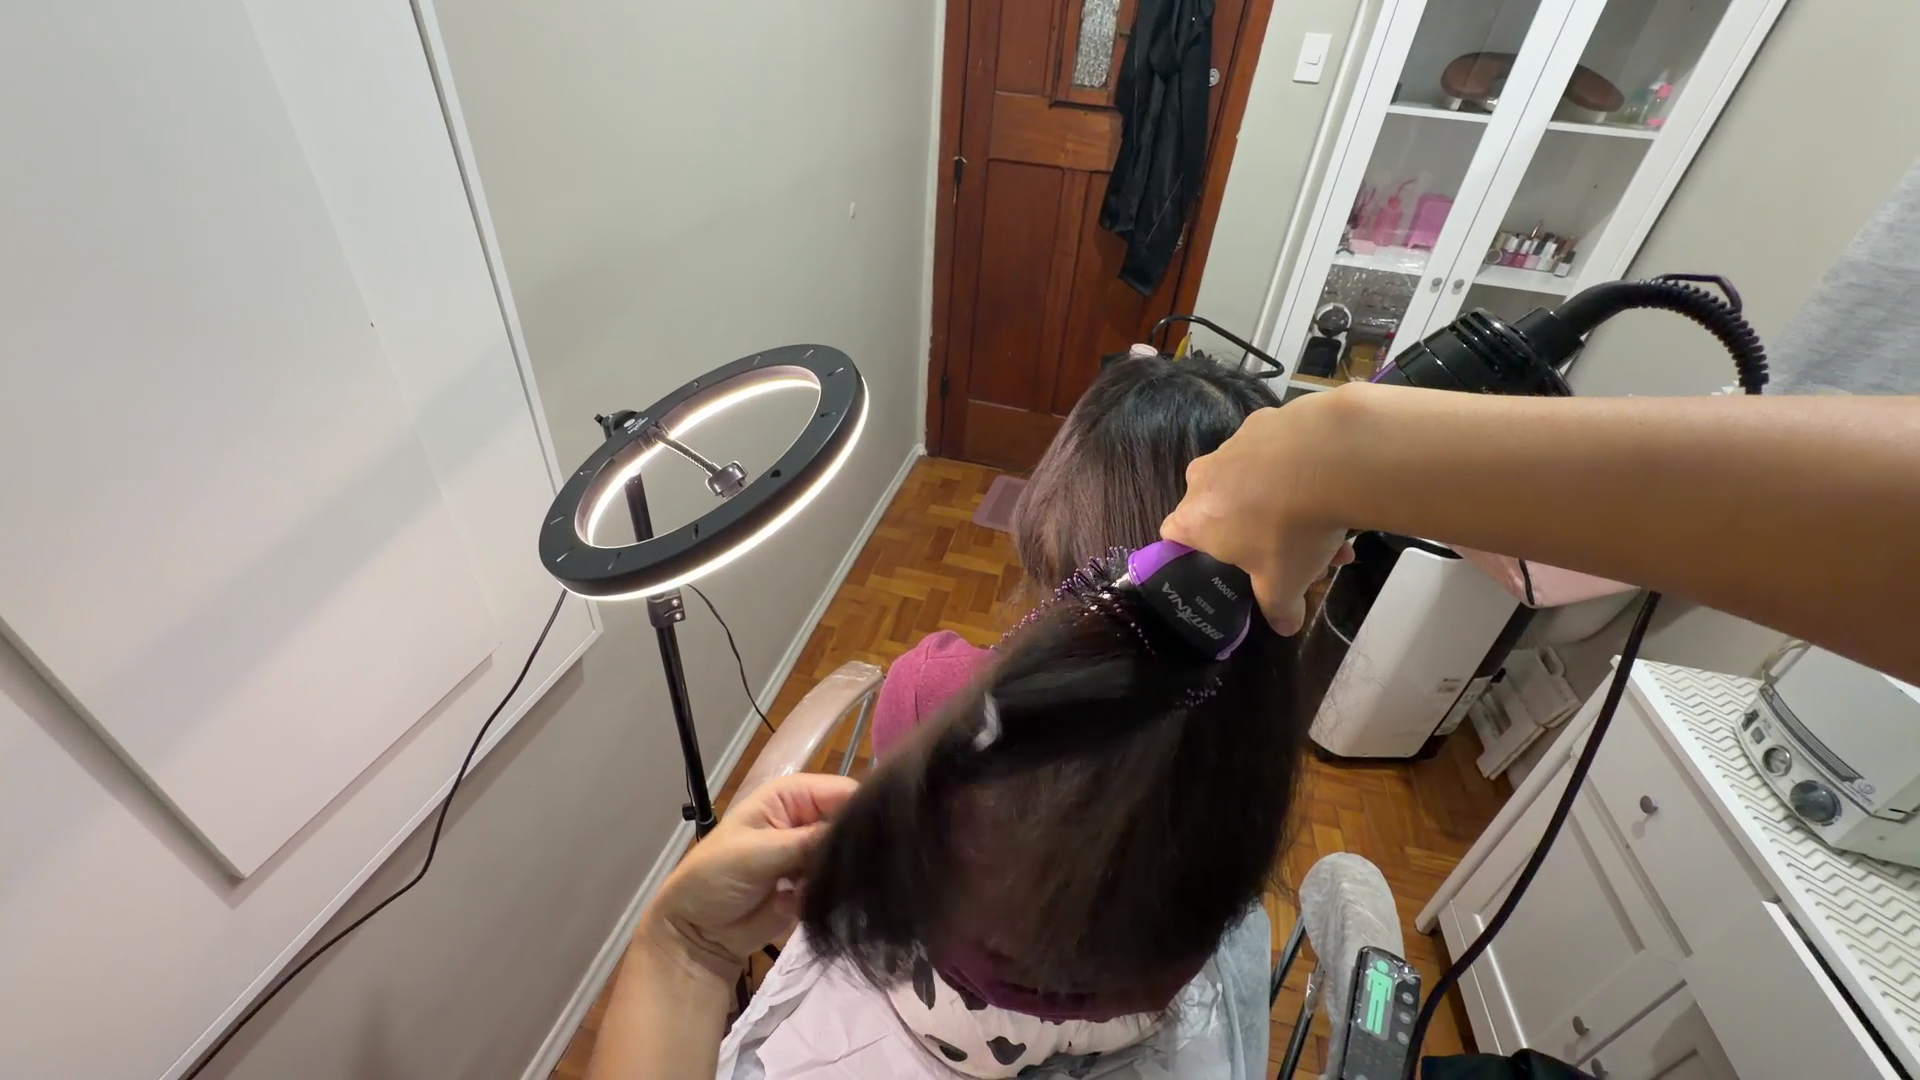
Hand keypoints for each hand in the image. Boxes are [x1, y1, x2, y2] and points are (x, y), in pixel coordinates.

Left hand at [639, 773, 857, 981]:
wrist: (695, 934)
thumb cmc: (714, 877)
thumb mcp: (757, 853)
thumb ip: (806, 841)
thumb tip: (854, 831)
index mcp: (791, 796)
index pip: (841, 791)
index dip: (863, 807)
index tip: (881, 831)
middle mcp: (806, 819)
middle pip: (849, 822)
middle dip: (855, 844)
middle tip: (859, 867)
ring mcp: (811, 854)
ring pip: (847, 855)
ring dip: (844, 872)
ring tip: (832, 888)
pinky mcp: (813, 885)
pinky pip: (838, 885)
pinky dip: (834, 895)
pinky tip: (819, 904)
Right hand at [1162, 395, 1353, 634]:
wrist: (1329, 458)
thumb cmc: (1288, 530)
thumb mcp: (1284, 582)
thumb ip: (1278, 607)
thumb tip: (1285, 628)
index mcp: (1194, 519)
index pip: (1173, 535)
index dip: (1195, 551)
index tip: (1226, 562)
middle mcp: (1203, 477)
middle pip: (1218, 507)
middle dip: (1252, 528)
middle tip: (1291, 547)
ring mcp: (1234, 444)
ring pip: (1252, 478)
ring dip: (1280, 498)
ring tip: (1329, 520)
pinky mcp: (1267, 419)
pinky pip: (1277, 450)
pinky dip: (1298, 466)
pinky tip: (1332, 480)